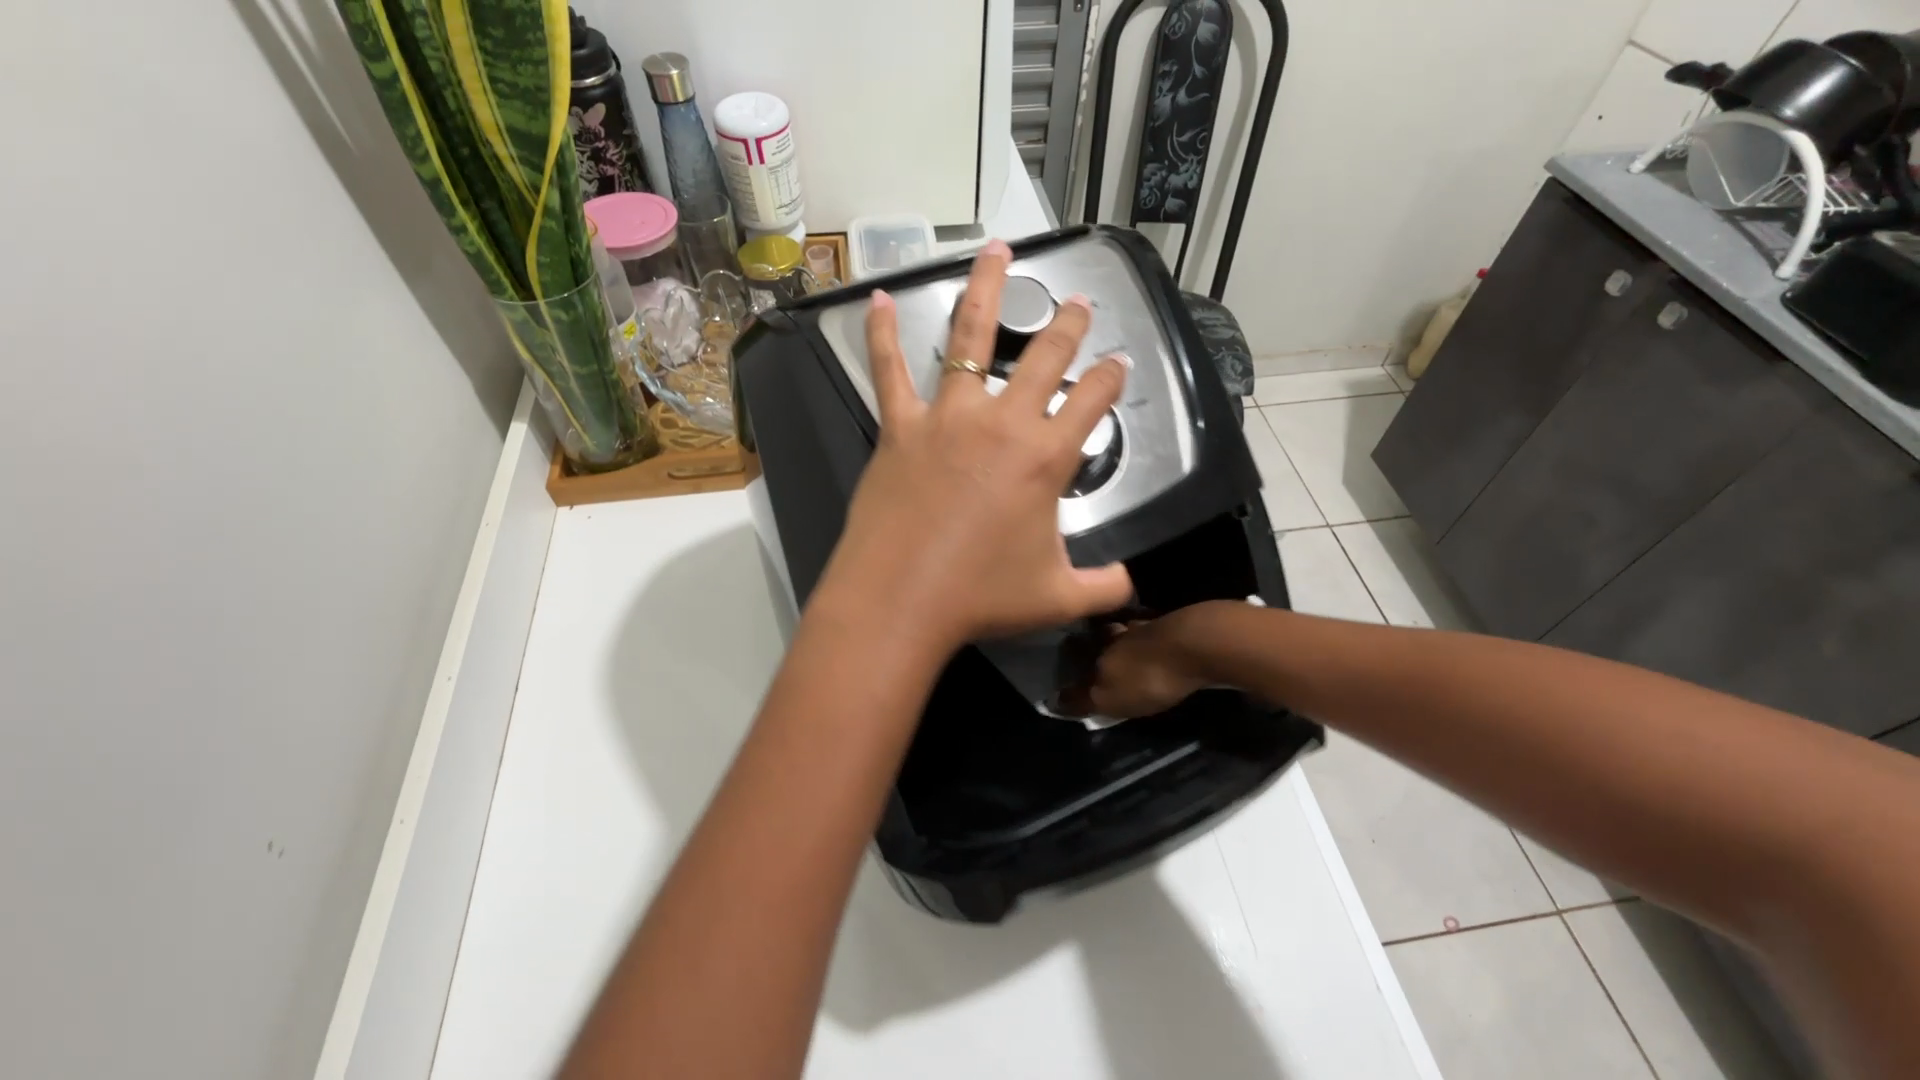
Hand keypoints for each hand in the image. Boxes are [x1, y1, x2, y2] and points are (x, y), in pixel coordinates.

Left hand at [809, 240, 1133, 652]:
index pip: (1093, 400)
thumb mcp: (1057, 596)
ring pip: (971, 337)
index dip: (1111, 377)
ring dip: (988, 289)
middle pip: (1046, 357)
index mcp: (1046, 457)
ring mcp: (948, 417)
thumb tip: (1130, 585)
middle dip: (1068, 324)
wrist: (902, 600)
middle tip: (1078, 302)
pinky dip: (882, 334)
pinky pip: (889, 370)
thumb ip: (1103, 586)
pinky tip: (877, 298)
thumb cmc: (981, 597)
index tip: (1118, 362)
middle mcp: (1003, 422)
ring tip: (998, 250)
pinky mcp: (900, 426)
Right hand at [1075, 606, 1224, 717]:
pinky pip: (1157, 634)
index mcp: (1098, 649)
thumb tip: (1054, 701)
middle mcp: (1119, 633)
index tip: (1069, 666)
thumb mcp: (1111, 698)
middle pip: (1102, 637)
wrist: (1199, 644)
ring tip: (1128, 652)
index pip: (1076, 651)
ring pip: (1130, 632)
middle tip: (1098, 656)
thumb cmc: (1149, 677)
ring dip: (1127, 641)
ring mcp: (1149, 626)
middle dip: (1099, 646)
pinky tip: (1158, 647)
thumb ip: (1084, 699)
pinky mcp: (1178, 625)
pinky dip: (1154, 641)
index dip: (1071, 660)